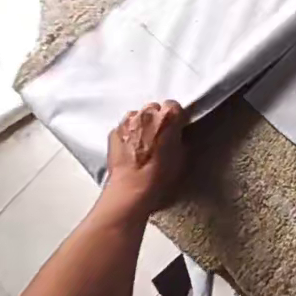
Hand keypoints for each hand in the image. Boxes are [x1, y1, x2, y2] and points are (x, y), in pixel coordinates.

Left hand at [103, 100, 185, 215]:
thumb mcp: (182, 156)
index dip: (176, 118)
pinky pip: (124, 127)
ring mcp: (127, 122)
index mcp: (167, 117)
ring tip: (144, 142)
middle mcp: (146, 113)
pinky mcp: (113, 132)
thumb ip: (179, 137)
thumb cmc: (161, 176)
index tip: (176, 128)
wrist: (132, 190)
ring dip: (142, 124)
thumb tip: (177, 134)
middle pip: (154, 108)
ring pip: (137, 116)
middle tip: (160, 137)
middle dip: (157, 119)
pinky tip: (131, 148)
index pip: (174, 105)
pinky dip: (129, 134)